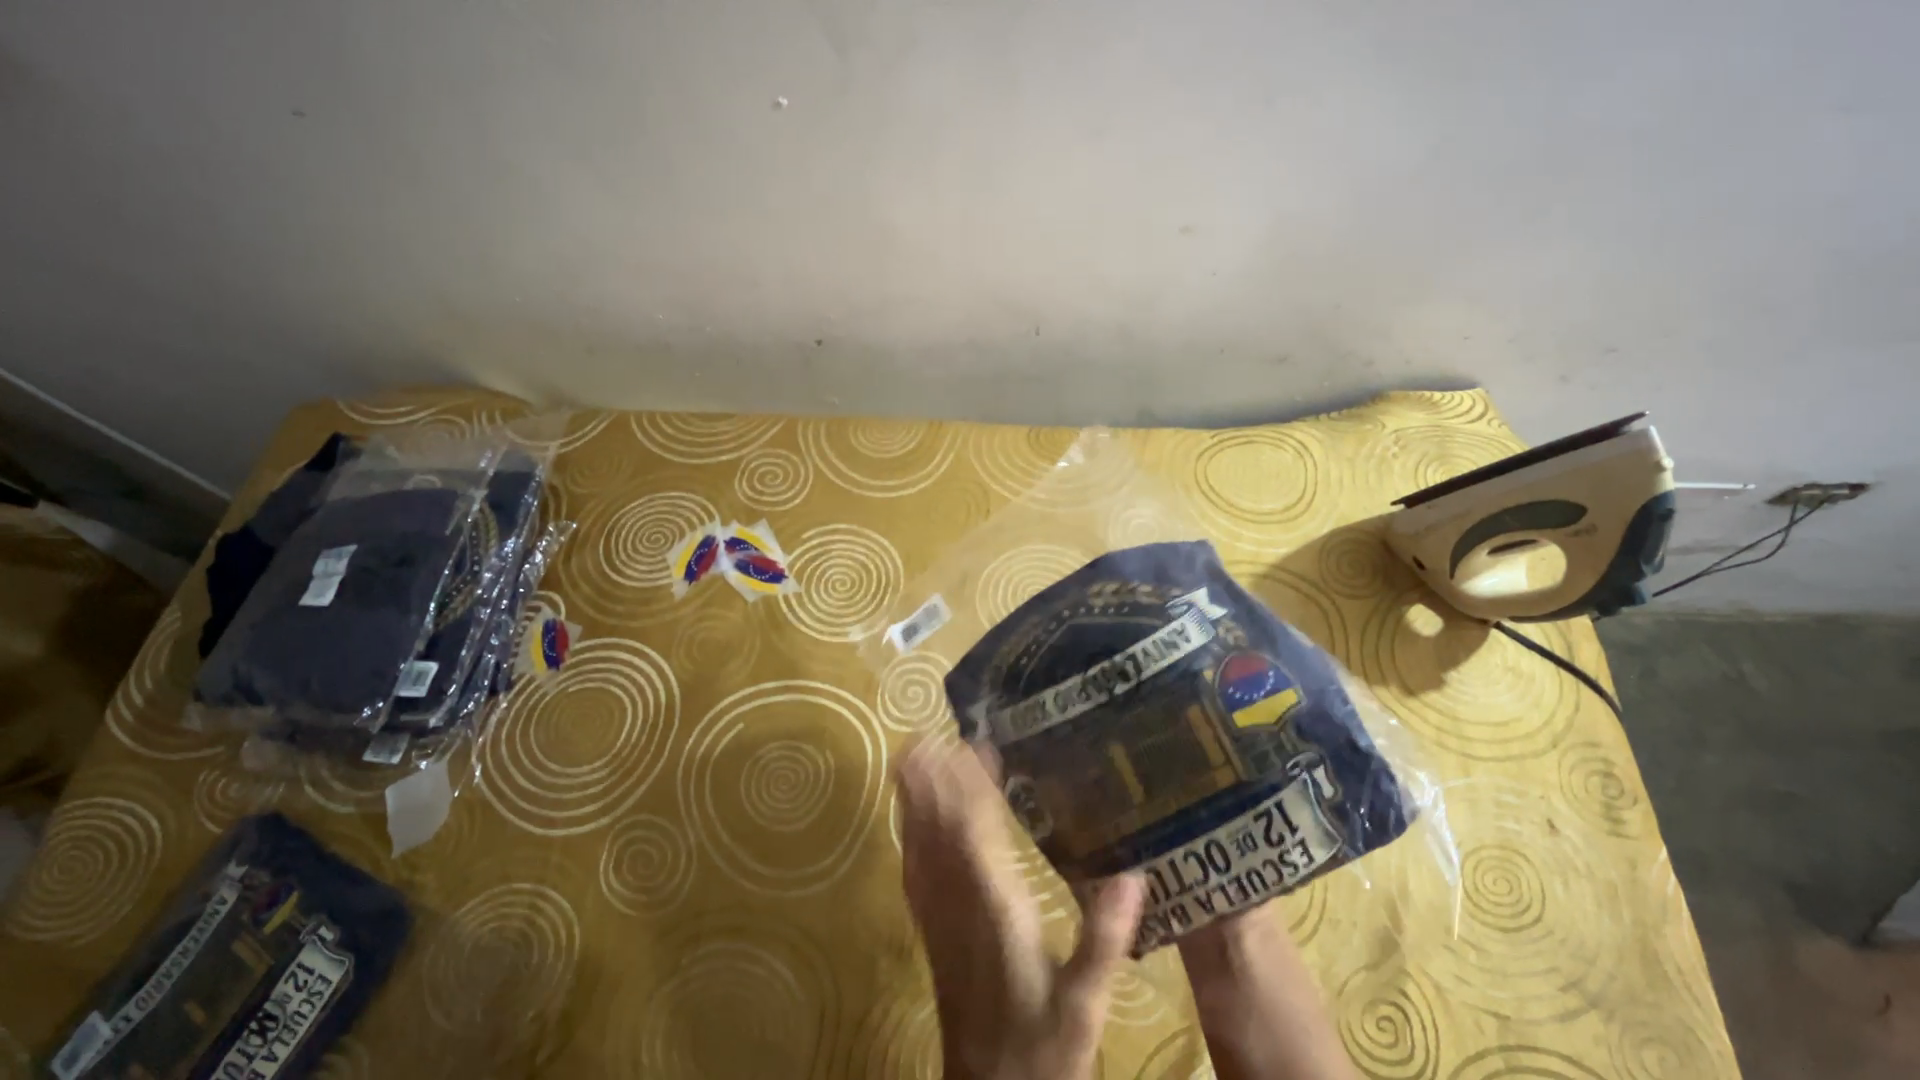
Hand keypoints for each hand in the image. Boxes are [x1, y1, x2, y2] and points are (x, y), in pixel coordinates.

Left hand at [896, 739, 1145, 1079]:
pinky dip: (911, 839)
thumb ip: (1105, 941)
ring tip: (911, 757)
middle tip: (931, 734)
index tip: (974, 747)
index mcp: (998, 916)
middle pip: (940, 835)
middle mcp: (960, 911)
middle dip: (934, 783)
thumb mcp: (1086, 1004)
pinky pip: (916, 876)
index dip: (971, 790)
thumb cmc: (1044, 1050)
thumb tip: (1132, 876)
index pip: (978, 840)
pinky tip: (910, 822)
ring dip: (916, 803)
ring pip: (921, 851)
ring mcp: (940, 924)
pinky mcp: (933, 937)